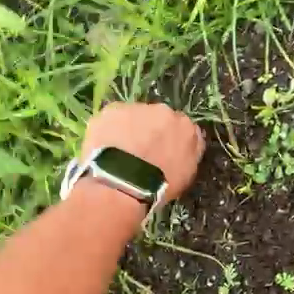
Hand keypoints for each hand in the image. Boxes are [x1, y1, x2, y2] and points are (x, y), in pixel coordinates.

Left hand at [80, 103, 204, 199]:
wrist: (125, 182)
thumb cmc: (160, 185)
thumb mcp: (187, 173)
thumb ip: (189, 152)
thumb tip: (187, 143)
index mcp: (186, 127)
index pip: (181, 128)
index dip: (170, 139)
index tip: (162, 151)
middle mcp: (164, 111)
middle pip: (157, 117)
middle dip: (150, 130)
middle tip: (140, 150)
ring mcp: (137, 108)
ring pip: (133, 115)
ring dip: (129, 128)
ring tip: (119, 150)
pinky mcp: (111, 110)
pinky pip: (112, 118)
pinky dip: (109, 129)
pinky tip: (105, 146)